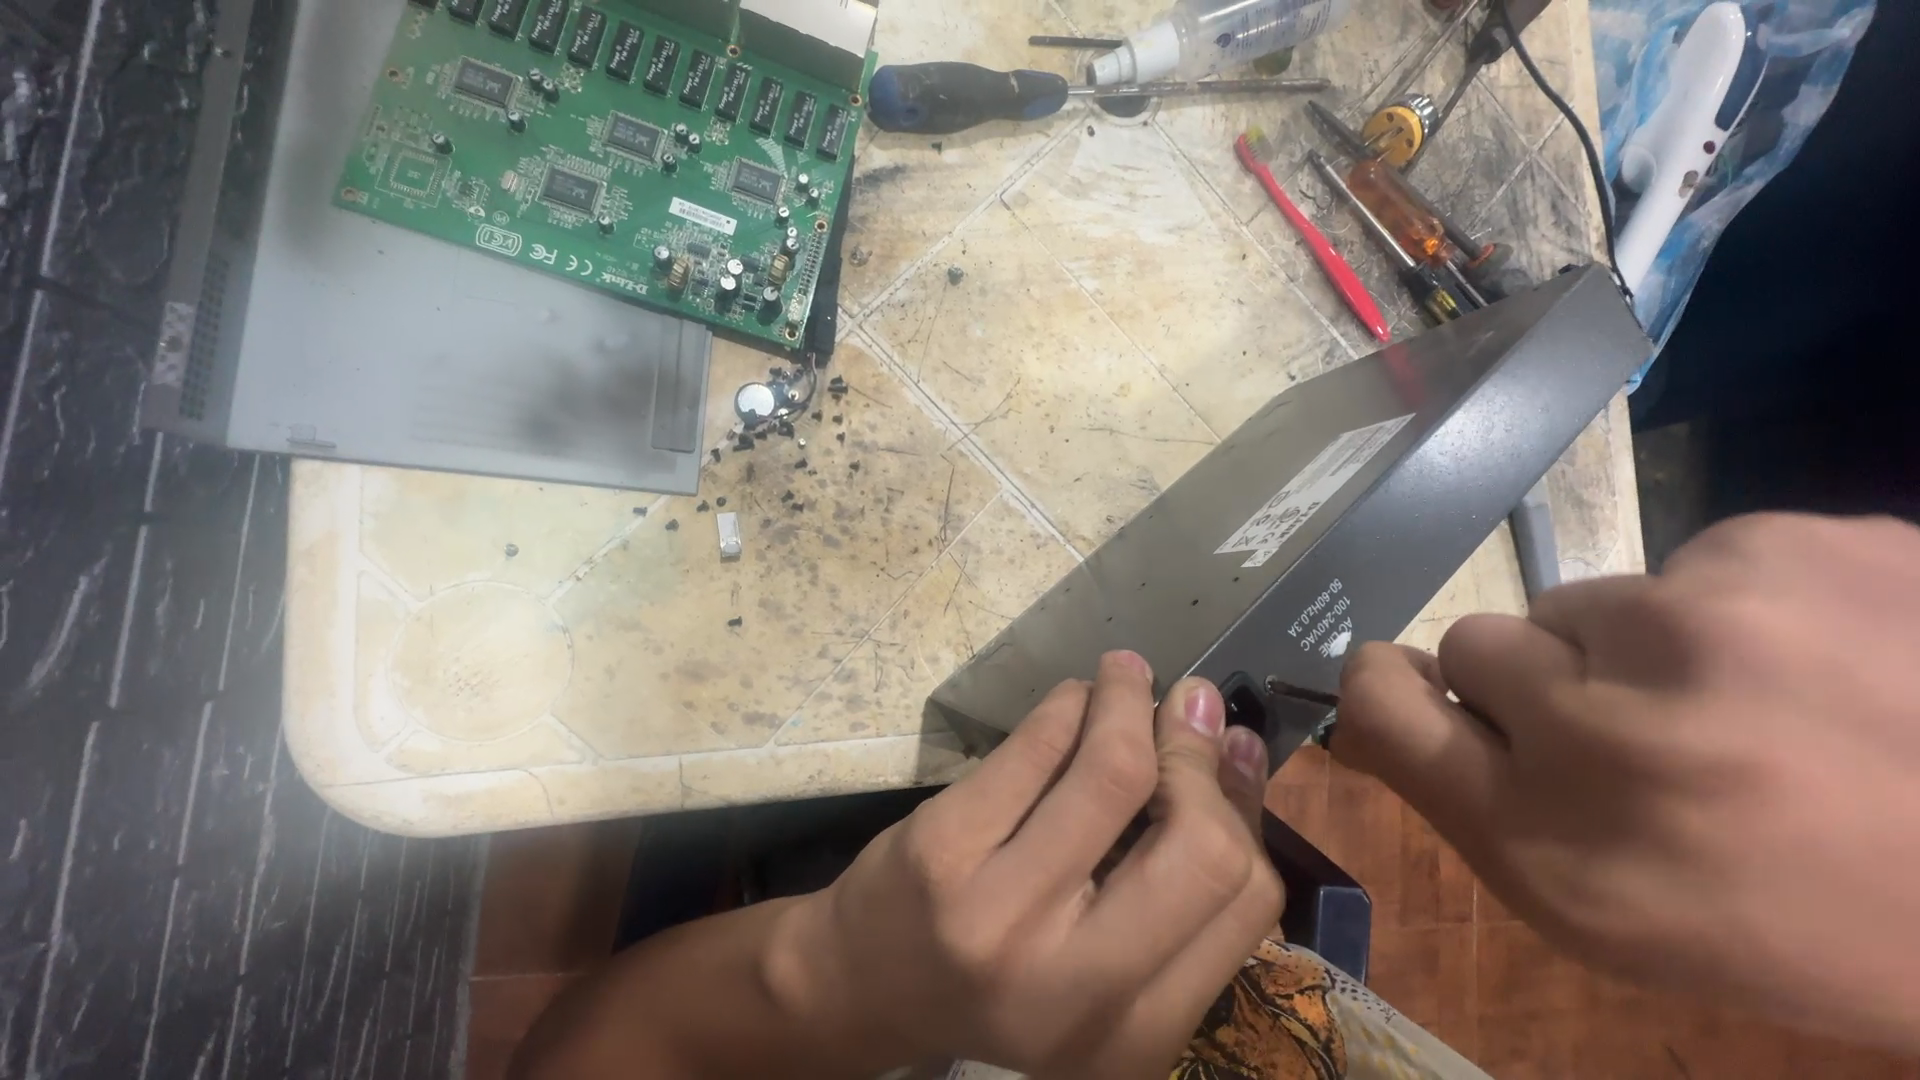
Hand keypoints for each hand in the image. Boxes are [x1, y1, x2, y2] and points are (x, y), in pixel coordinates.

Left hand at [766, 651, 1282, 1077]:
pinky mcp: (946, 847)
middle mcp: (1078, 985)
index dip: (1241, 804)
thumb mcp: (1102, 962)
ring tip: (1127, 677)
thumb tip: (1236, 745)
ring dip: (1130, 701)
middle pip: (1200, 843)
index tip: (1225, 748)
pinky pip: (1036, 744)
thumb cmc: (998, 972)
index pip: (1246, 898)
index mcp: (1138, 1031)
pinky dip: (1069, 703)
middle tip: (1183, 705)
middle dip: (1195, 752)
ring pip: (1113, 771)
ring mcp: (1004, 912)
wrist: (865, 983)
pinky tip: (1076, 695)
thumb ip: (1177, 878)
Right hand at [1333, 513, 1919, 1050]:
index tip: (1442, 702)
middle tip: (1660, 746)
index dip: (1394, 688)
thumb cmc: (1800, 910)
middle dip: (1544, 685)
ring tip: (1765, 712)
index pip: (1383, 699)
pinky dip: (1744, 609)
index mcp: (1555, 835)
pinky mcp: (1816, 543)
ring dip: (1644, 650)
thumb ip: (1459, 786)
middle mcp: (1611, 721)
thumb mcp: (1596, 900)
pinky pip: (1704, 561)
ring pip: (1593, 599)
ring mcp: (1716, 617)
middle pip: (1481, 641)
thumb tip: (1387, 678)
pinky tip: (1834, 664)